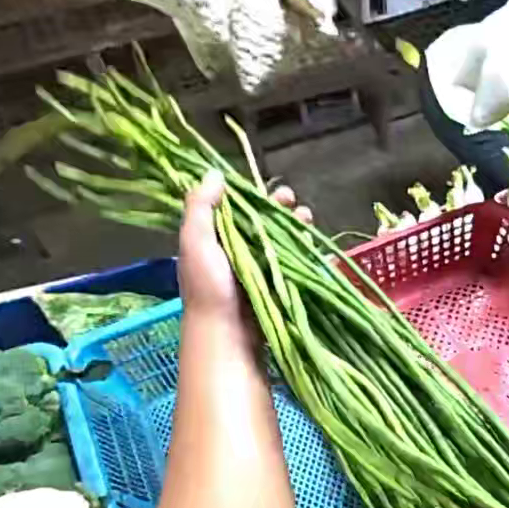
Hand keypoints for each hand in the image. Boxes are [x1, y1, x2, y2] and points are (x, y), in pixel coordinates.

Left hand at [177, 170, 311, 322]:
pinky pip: (293, 262)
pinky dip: (304, 250)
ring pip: (281, 240)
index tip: (267, 188)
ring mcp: (260, 269)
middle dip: (279, 209)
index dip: (253, 195)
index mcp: (216, 238)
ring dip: (295, 226)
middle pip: (262, 222)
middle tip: (292, 200)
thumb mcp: (195, 242)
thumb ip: (200, 207)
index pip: (237, 208)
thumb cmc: (209, 288)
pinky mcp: (278, 286)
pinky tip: (313, 242)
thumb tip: (215, 175)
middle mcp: (238, 251)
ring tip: (307, 218)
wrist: (228, 333)